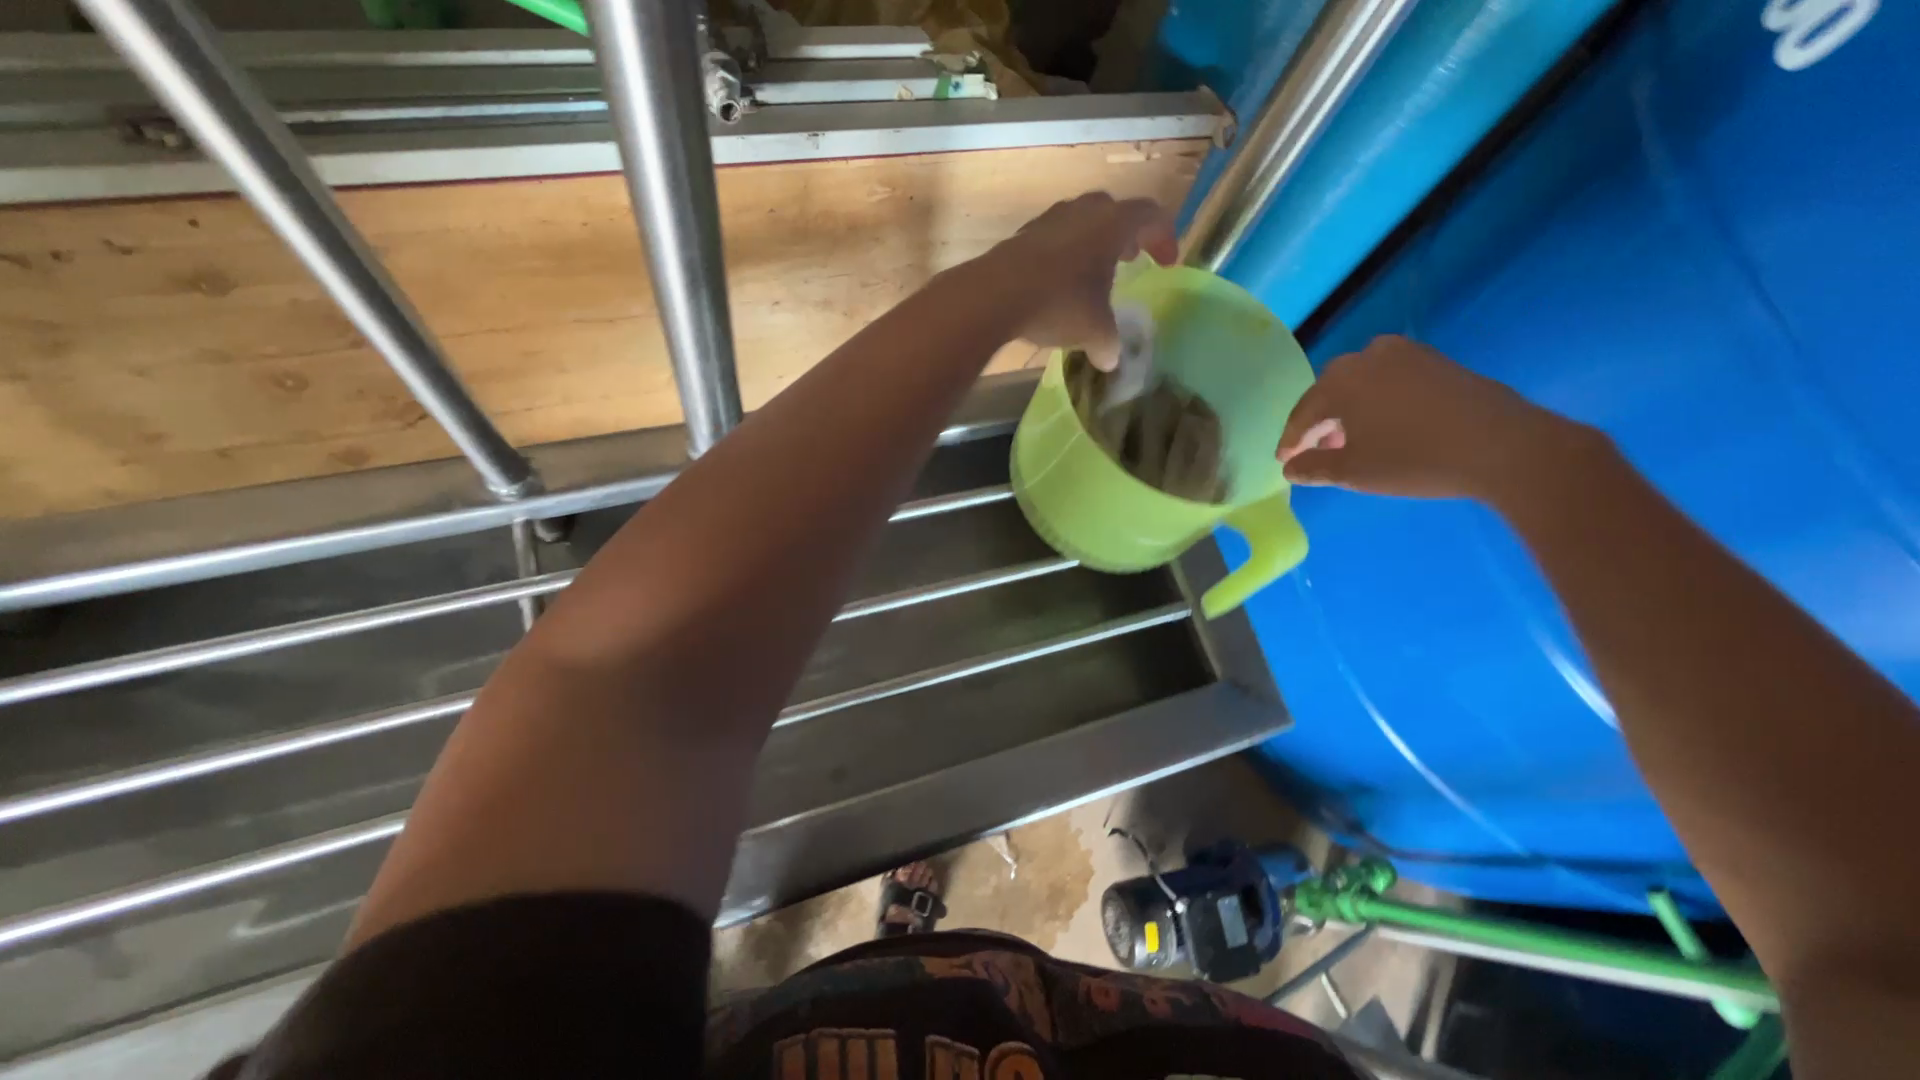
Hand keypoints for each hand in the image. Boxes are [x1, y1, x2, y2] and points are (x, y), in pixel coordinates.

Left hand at [978, 192, 1176, 369]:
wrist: (994, 295)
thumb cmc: (1059, 304)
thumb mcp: (1094, 331)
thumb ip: (1109, 343)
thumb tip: (1110, 360)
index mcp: (1112, 224)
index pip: (1150, 216)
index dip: (1164, 237)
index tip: (1166, 263)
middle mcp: (1082, 212)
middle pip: (1113, 211)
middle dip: (1126, 235)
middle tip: (1129, 259)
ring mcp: (1048, 220)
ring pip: (1080, 221)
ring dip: (1092, 243)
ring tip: (1092, 274)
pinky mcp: (1020, 236)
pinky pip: (1052, 237)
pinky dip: (1062, 254)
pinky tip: (1057, 283)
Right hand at [1278, 335, 1600, 500]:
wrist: (1499, 444)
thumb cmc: (1413, 459)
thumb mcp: (1354, 472)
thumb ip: (1314, 468)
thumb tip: (1290, 467)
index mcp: (1340, 380)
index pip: (1303, 411)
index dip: (1292, 439)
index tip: (1285, 460)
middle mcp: (1368, 357)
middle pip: (1332, 391)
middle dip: (1322, 421)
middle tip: (1318, 450)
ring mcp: (1408, 355)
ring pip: (1364, 383)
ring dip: (1353, 410)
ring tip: (1355, 440)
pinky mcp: (1439, 363)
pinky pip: (1393, 381)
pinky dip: (1382, 402)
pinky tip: (1389, 427)